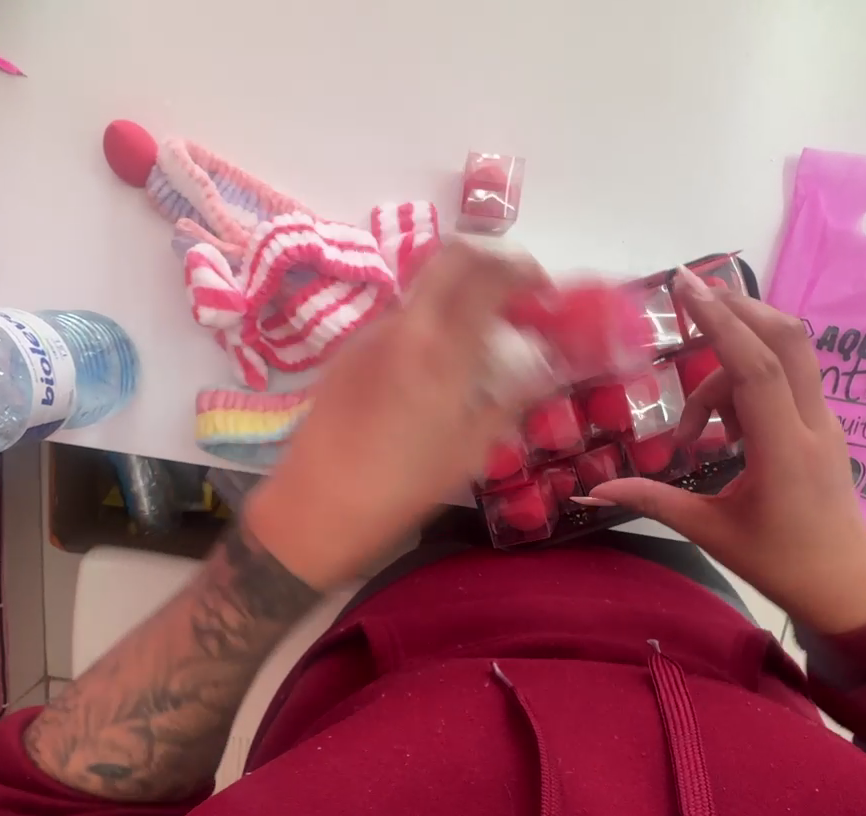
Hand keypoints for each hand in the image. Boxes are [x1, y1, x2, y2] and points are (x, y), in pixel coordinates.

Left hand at [245, 244, 543, 589]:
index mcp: (443, 349)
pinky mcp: (346, 351)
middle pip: (454, 257)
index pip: (492, 276)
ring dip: (457, 297)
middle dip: (492, 264)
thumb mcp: (471, 451)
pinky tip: (431, 369)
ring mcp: (370, 334)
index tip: (544, 294)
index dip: (526, 274)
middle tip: (513, 297)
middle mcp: (405, 326)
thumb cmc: (402, 489)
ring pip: (423, 291)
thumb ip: (513, 398)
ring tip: (475, 342)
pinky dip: (426, 326)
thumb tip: (549, 368)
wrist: (315, 507)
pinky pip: (397, 321)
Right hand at [588, 272, 865, 633]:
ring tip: (692, 430)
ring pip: (785, 358)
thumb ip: (652, 502)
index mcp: (783, 451)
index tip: (686, 286)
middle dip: (738, 310)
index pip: (755, 369)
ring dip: (732, 364)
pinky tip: (720, 429)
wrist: (846, 585)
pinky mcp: (820, 427)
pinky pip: (785, 382)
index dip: (720, 323)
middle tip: (692, 298)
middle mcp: (811, 424)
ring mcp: (822, 422)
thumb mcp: (710, 532)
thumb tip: (594, 492)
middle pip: (787, 340)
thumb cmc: (779, 562)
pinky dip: (747, 383)